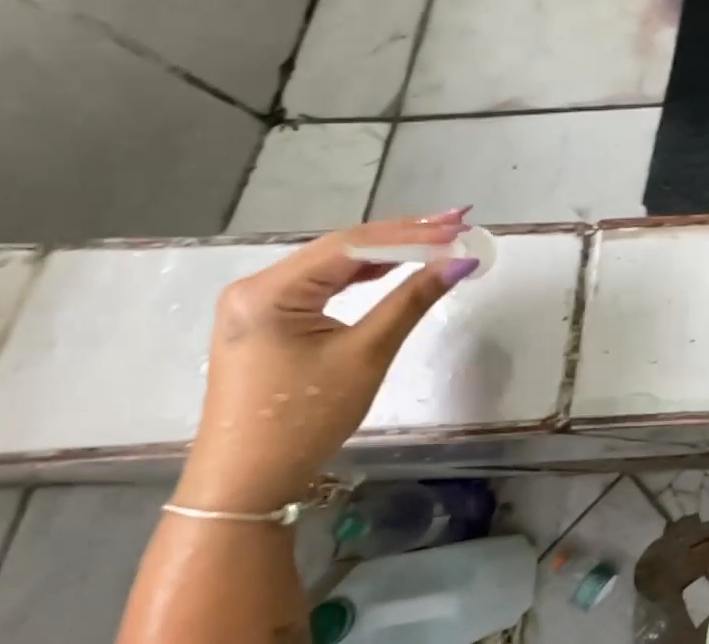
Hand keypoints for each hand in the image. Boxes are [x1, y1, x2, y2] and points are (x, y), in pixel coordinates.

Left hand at [173, 212, 481, 514]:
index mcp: (268, 292)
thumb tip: (461, 262)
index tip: (459, 228)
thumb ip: (412, 300)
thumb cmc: (303, 420)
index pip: (351, 246)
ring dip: (388, 252)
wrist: (246, 484)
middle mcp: (257, 287)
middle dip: (403, 236)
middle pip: (342, 248)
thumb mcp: (365, 355)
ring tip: (439, 239)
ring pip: (335, 263)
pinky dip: (364, 274)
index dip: (410, 234)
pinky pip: (324, 284)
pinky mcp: (269, 321)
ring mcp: (259, 304)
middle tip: (457, 225)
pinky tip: (396, 265)